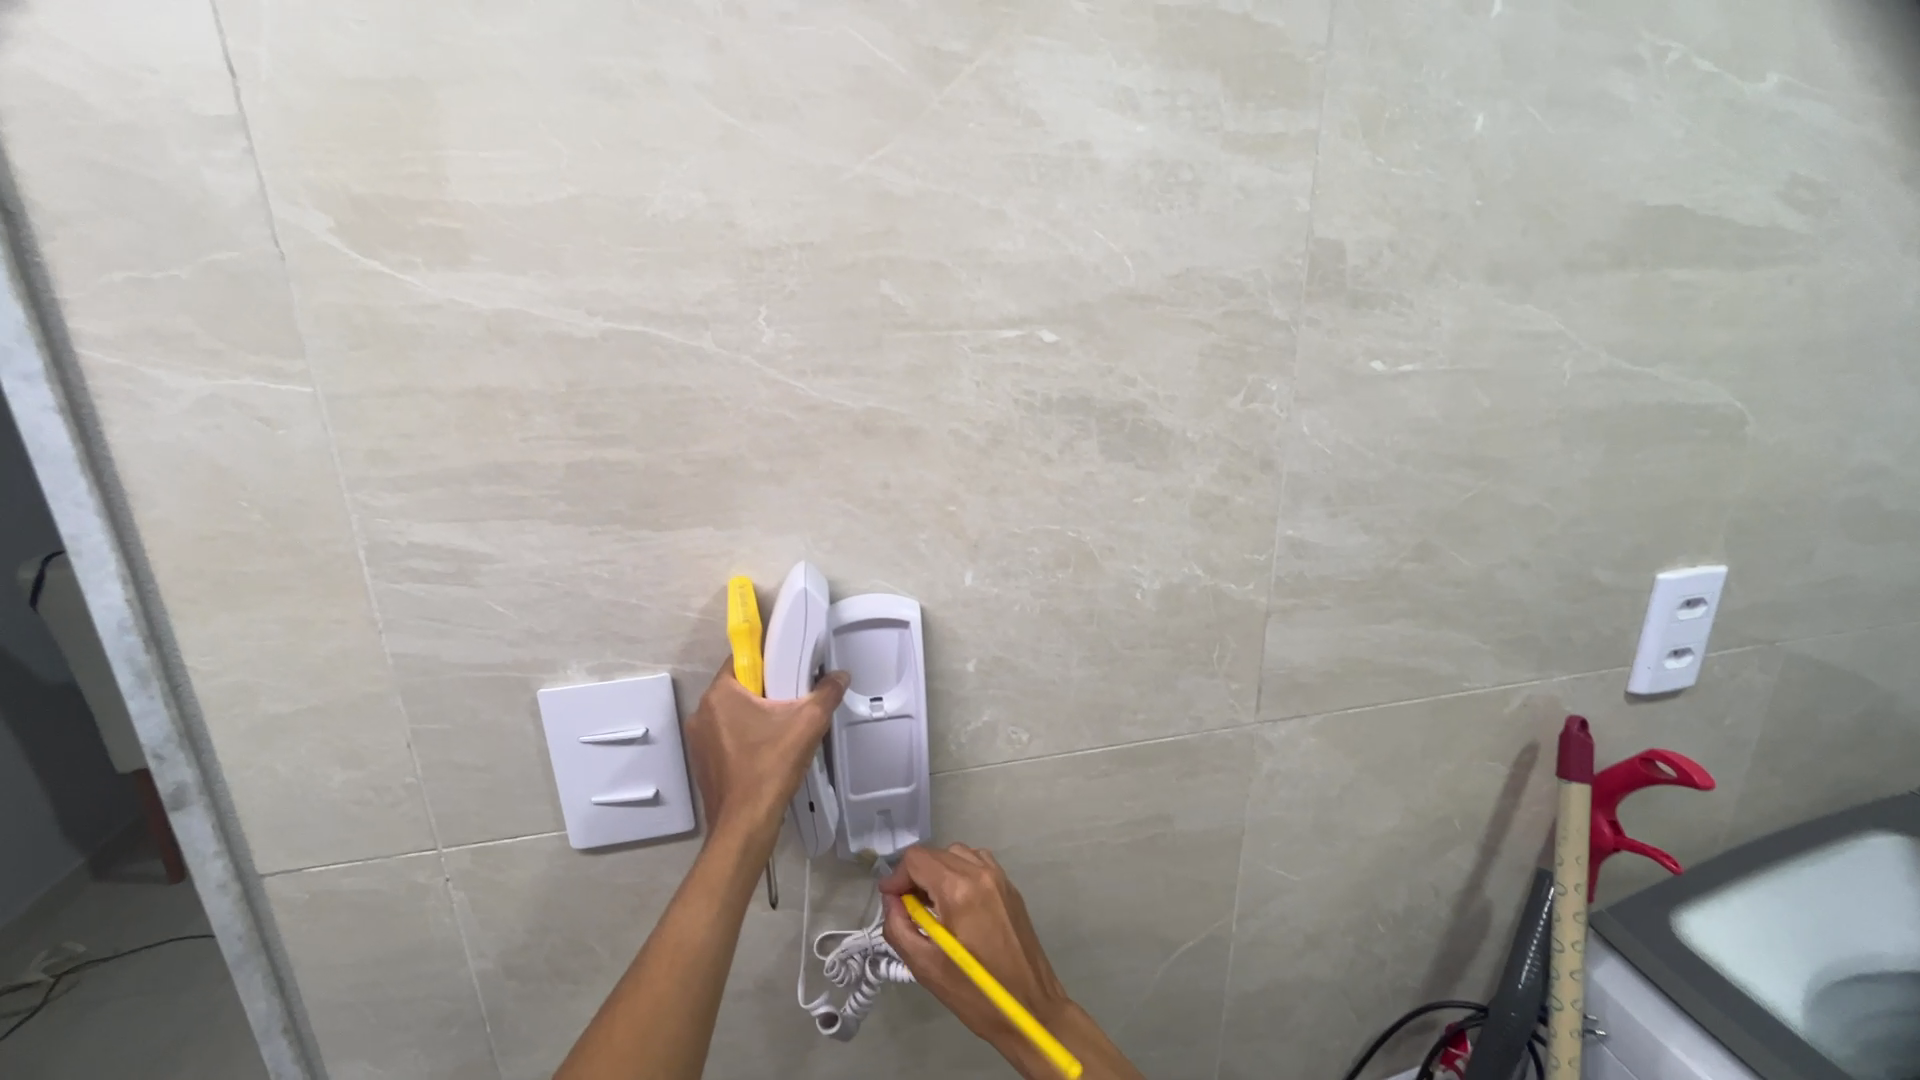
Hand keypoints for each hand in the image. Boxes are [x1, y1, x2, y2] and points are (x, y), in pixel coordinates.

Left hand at [683, 660, 847, 846]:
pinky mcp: (703, 762)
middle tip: (793, 698)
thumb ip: (826, 693)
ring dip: (754, 715)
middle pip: (738, 688)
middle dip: (765, 690)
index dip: (767, 660)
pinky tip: (767, 751)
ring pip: (731, 714)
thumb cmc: (770, 767)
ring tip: (783, 727)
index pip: (742, 659)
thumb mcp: (808, 724)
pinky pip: (726, 737)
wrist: (745, 824)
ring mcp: (699, 740)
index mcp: (720, 694)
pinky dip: (745, 738)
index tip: (789, 668)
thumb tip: (840, 675)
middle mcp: (702, 712)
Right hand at [879, 844, 1071, 1051]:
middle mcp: (980, 873)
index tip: (890, 901)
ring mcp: (999, 878)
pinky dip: (959, 872)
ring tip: (931, 904)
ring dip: (937, 871)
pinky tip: (956, 903)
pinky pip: (977, 863)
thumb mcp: (925, 966)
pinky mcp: (1010, 888)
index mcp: (959, 889)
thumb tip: (891, 900)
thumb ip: (898, 926)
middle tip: (907, 907)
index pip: (916, 859)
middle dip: (914, 875)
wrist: (1031, 1009)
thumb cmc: (975, 993)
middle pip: (935, 853)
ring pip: (956, 854)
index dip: (896, 877)